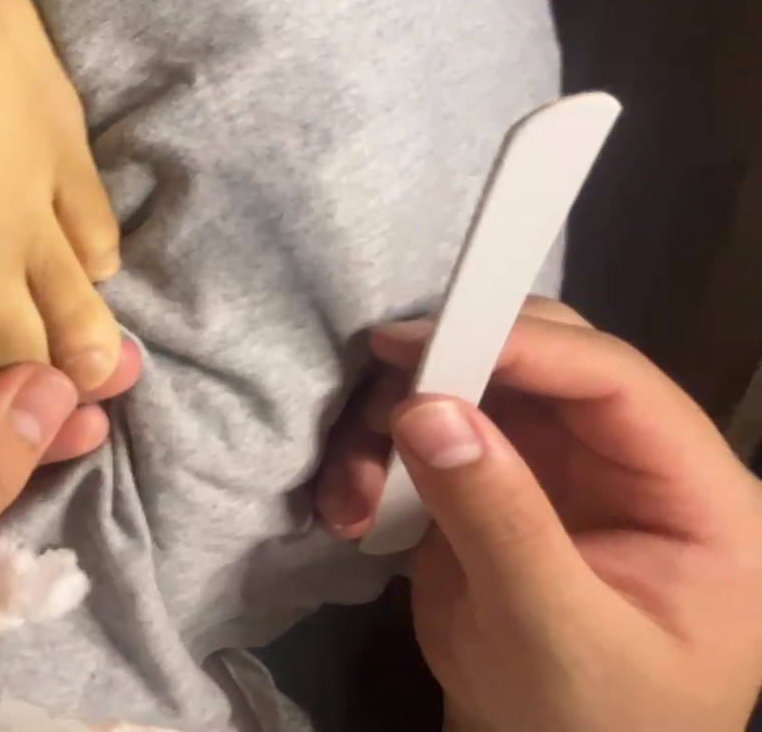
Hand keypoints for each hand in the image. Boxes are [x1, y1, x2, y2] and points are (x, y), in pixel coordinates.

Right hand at [317, 300, 761, 730]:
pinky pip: (412, 426)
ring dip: (382, 426)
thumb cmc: (588, 714)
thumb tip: (424, 408)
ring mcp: (545, 463)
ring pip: (452, 386)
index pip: (611, 380)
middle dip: (436, 373)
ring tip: (349, 491)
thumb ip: (500, 520)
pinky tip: (348, 508)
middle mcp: (618, 459)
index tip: (403, 344)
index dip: (513, 343)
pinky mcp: (480, 474)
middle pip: (527, 360)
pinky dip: (366, 456)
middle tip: (369, 402)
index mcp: (691, 495)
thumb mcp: (554, 630)